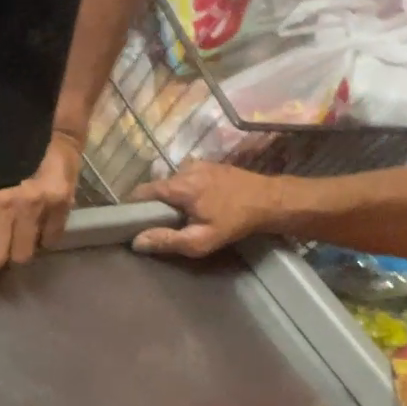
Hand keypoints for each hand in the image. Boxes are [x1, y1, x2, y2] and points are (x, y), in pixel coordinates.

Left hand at [0, 131, 81, 270]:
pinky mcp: (61, 203)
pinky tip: (38, 226)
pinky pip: (50, 241)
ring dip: (18, 251)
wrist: (46, 125)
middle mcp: (4, 207)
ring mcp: (35, 206)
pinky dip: (43, 239)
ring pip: (22, 257)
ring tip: (17, 237)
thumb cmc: (1, 156)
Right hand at [129, 162, 286, 257]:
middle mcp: (188, 169)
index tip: (133, 221)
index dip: (133, 206)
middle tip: (159, 221)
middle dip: (152, 202)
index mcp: (180, 186)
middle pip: (156, 186)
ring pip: (171, 181)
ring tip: (177, 212)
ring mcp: (201, 164)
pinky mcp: (211, 165)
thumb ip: (165, 241)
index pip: (142, 191)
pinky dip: (182, 188)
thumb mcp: (198, 241)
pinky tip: (193, 201)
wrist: (273, 200)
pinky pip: (185, 176)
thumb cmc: (234, 222)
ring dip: (169, 195)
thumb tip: (136, 241)